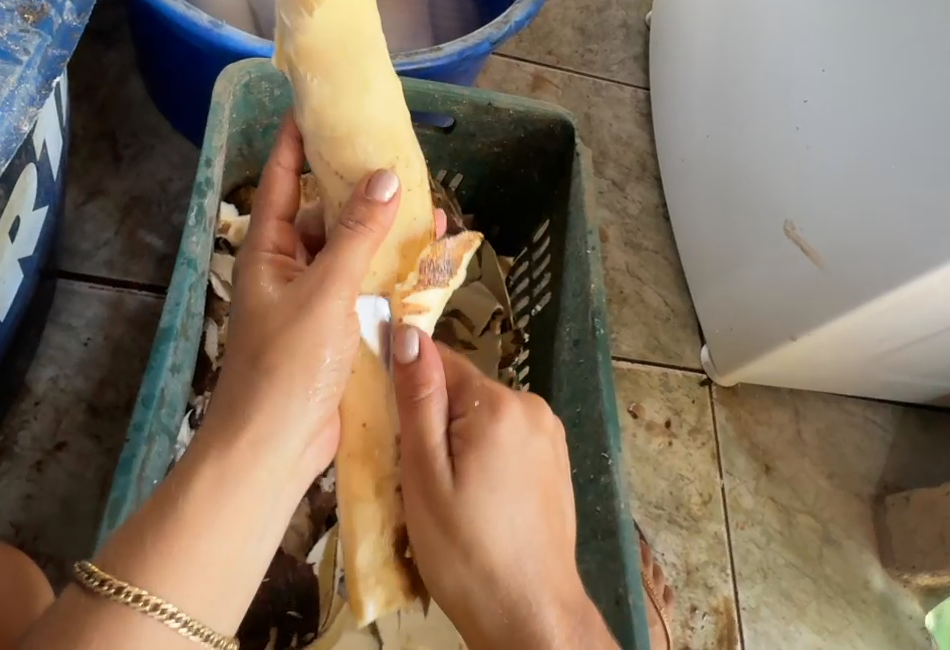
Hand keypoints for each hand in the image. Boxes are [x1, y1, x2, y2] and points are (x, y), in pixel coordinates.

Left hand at [202, 116, 401, 488]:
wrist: (275, 449)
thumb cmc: (286, 365)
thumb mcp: (323, 292)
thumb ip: (356, 234)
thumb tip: (386, 176)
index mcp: (270, 248)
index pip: (284, 178)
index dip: (299, 140)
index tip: (320, 104)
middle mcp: (291, 264)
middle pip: (327, 210)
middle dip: (361, 185)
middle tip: (398, 154)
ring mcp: (317, 295)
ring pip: (355, 247)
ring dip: (386, 229)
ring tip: (427, 204)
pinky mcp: (340, 324)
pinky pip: (369, 283)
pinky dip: (395, 269)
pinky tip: (428, 256)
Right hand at [391, 329, 616, 649]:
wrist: (530, 616)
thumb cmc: (466, 551)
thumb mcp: (425, 474)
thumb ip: (418, 398)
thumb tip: (409, 332)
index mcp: (498, 403)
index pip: (441, 362)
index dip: (410, 388)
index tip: (393, 428)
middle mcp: (530, 404)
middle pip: (463, 392)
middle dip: (435, 422)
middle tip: (418, 477)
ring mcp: (549, 432)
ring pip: (483, 416)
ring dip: (460, 440)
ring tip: (448, 495)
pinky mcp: (556, 459)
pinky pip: (507, 438)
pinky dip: (486, 457)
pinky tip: (478, 500)